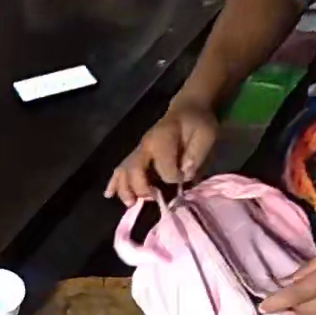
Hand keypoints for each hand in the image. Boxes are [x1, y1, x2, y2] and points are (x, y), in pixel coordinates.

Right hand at [106, 100, 220, 205]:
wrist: (186, 111)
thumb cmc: (196, 124)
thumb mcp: (206, 134)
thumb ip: (197, 154)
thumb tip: (185, 173)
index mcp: (162, 139)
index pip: (163, 166)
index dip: (174, 177)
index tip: (184, 179)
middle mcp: (145, 145)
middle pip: (134, 169)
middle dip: (140, 187)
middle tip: (150, 198)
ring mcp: (137, 151)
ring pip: (123, 171)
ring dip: (124, 189)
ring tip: (130, 203)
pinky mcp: (135, 156)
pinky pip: (120, 170)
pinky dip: (114, 183)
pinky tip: (109, 194)